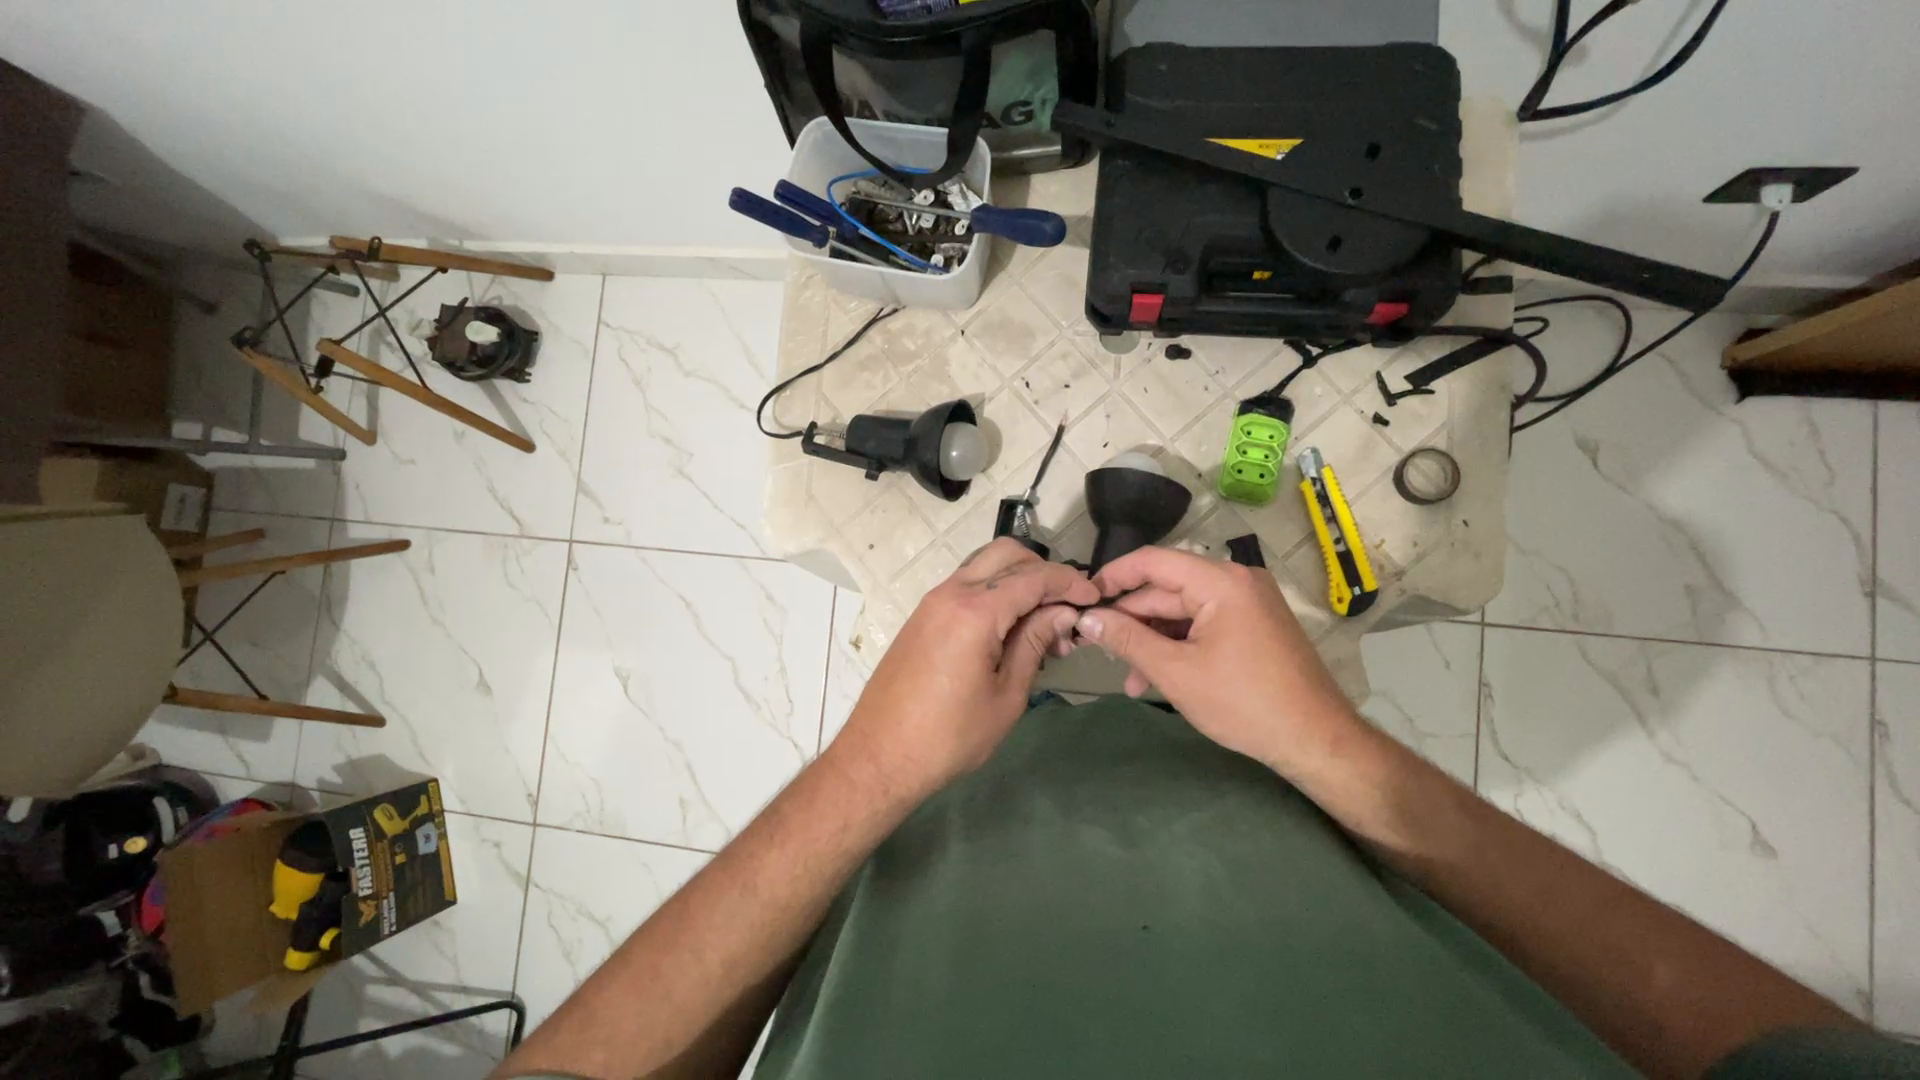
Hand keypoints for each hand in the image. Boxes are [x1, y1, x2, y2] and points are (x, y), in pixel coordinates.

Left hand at [832, 539, 1098, 795]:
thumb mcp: (1006, 696)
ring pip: (984, 568)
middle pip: (1006, 555)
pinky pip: (966, 587)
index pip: (1033, 578)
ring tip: (1043, 625)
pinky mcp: (922, 618)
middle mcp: (950, 594)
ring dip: (1018, 582)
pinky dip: (994, 594)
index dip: (1070, 583)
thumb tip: (1064, 614)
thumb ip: (1034, 645)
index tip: (1095, 598)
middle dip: (1043, 571)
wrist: (879, 756)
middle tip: (1068, 606)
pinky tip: (1011, 631)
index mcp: (974, 612)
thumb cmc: (949, 736)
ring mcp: (931, 603)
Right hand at [1072, 546, 1363, 774]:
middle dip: (1133, 621)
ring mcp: (1250, 602)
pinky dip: (1180, 646)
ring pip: (1184, 612)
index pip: (1153, 562)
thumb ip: (1127, 639)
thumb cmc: (1242, 702)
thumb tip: (1086, 619)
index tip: (1083, 598)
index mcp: (1221, 581)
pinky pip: (1205, 624)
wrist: (1315, 738)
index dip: (1113, 577)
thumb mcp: (1175, 672)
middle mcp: (1237, 580)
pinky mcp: (1255, 624)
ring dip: (1154, 641)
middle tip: (1098, 648)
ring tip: (1130, 680)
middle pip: (1168, 589)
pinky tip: (1158, 678)